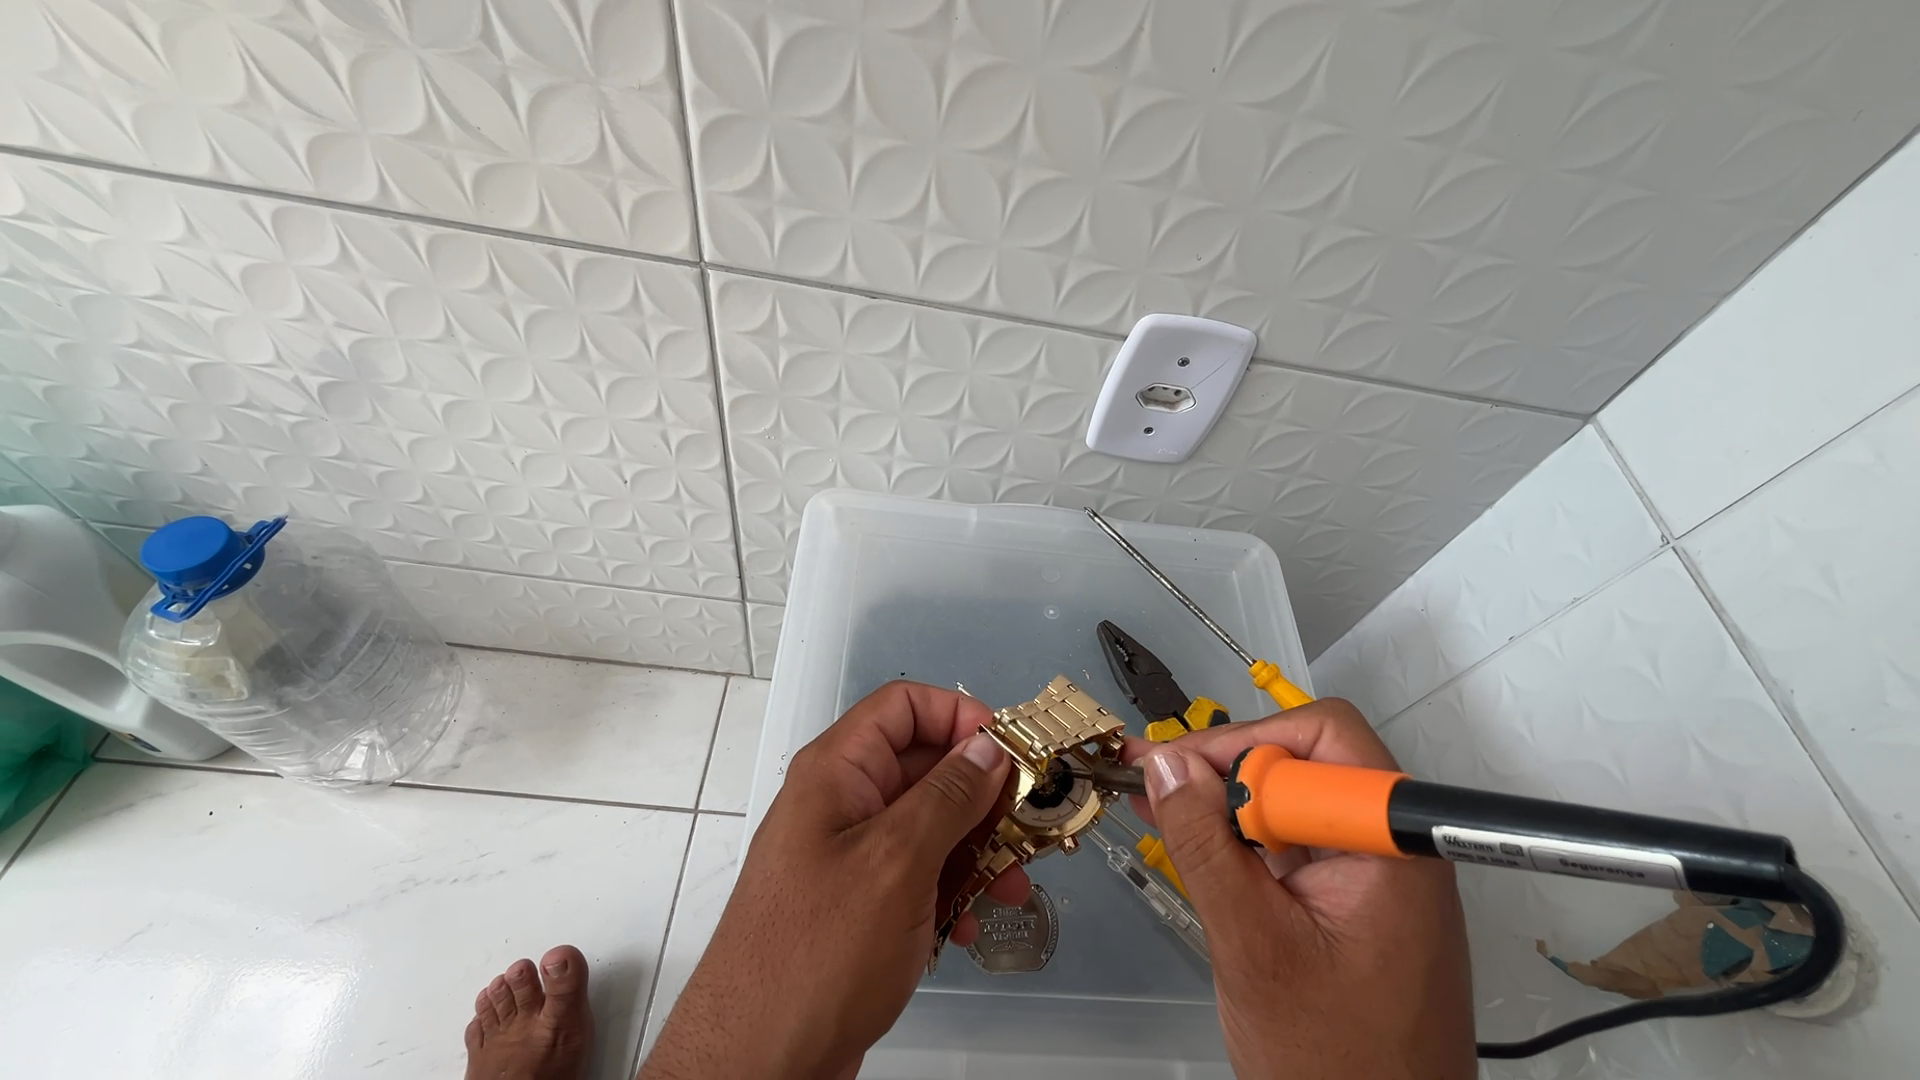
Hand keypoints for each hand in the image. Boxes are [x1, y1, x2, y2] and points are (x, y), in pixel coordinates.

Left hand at [642, 681, 1028, 1078]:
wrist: (758, 1061)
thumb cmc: (822, 949)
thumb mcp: (898, 860)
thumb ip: (948, 796)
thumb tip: (988, 746)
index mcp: (838, 770)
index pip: (903, 706)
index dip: (959, 715)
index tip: (1010, 751)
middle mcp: (842, 801)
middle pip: (923, 765)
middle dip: (981, 792)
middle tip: (1029, 823)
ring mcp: (848, 854)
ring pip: (927, 823)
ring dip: (975, 847)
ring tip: (1015, 885)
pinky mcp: (858, 902)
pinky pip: (915, 872)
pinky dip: (950, 888)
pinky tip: (971, 925)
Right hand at [1127, 699, 1474, 1079]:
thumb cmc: (1329, 1059)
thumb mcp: (1251, 945)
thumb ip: (1205, 845)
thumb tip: (1165, 763)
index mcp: (1389, 846)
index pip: (1323, 738)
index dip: (1244, 741)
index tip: (1176, 771)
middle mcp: (1390, 846)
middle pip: (1307, 760)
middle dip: (1227, 766)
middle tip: (1159, 784)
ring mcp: (1373, 875)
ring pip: (1293, 800)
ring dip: (1225, 799)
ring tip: (1159, 804)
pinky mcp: (1352, 900)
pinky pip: (1292, 842)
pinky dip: (1240, 837)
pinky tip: (1194, 842)